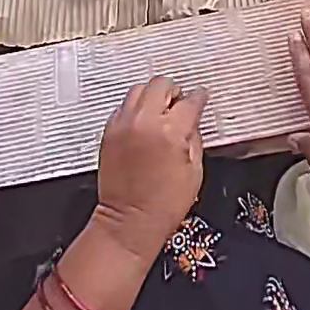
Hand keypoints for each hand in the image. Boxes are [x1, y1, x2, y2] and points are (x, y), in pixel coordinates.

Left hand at [93, 77, 209, 260]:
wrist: (128, 225)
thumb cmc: (162, 206)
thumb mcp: (195, 172)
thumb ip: (195, 138)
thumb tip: (192, 121)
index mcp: (170, 131)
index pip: (190, 101)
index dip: (199, 98)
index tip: (200, 97)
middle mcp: (145, 122)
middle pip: (161, 84)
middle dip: (174, 91)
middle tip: (179, 104)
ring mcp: (124, 124)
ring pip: (140, 89)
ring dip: (153, 96)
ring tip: (159, 111)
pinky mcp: (109, 132)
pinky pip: (124, 106)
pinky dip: (135, 109)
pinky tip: (143, 123)